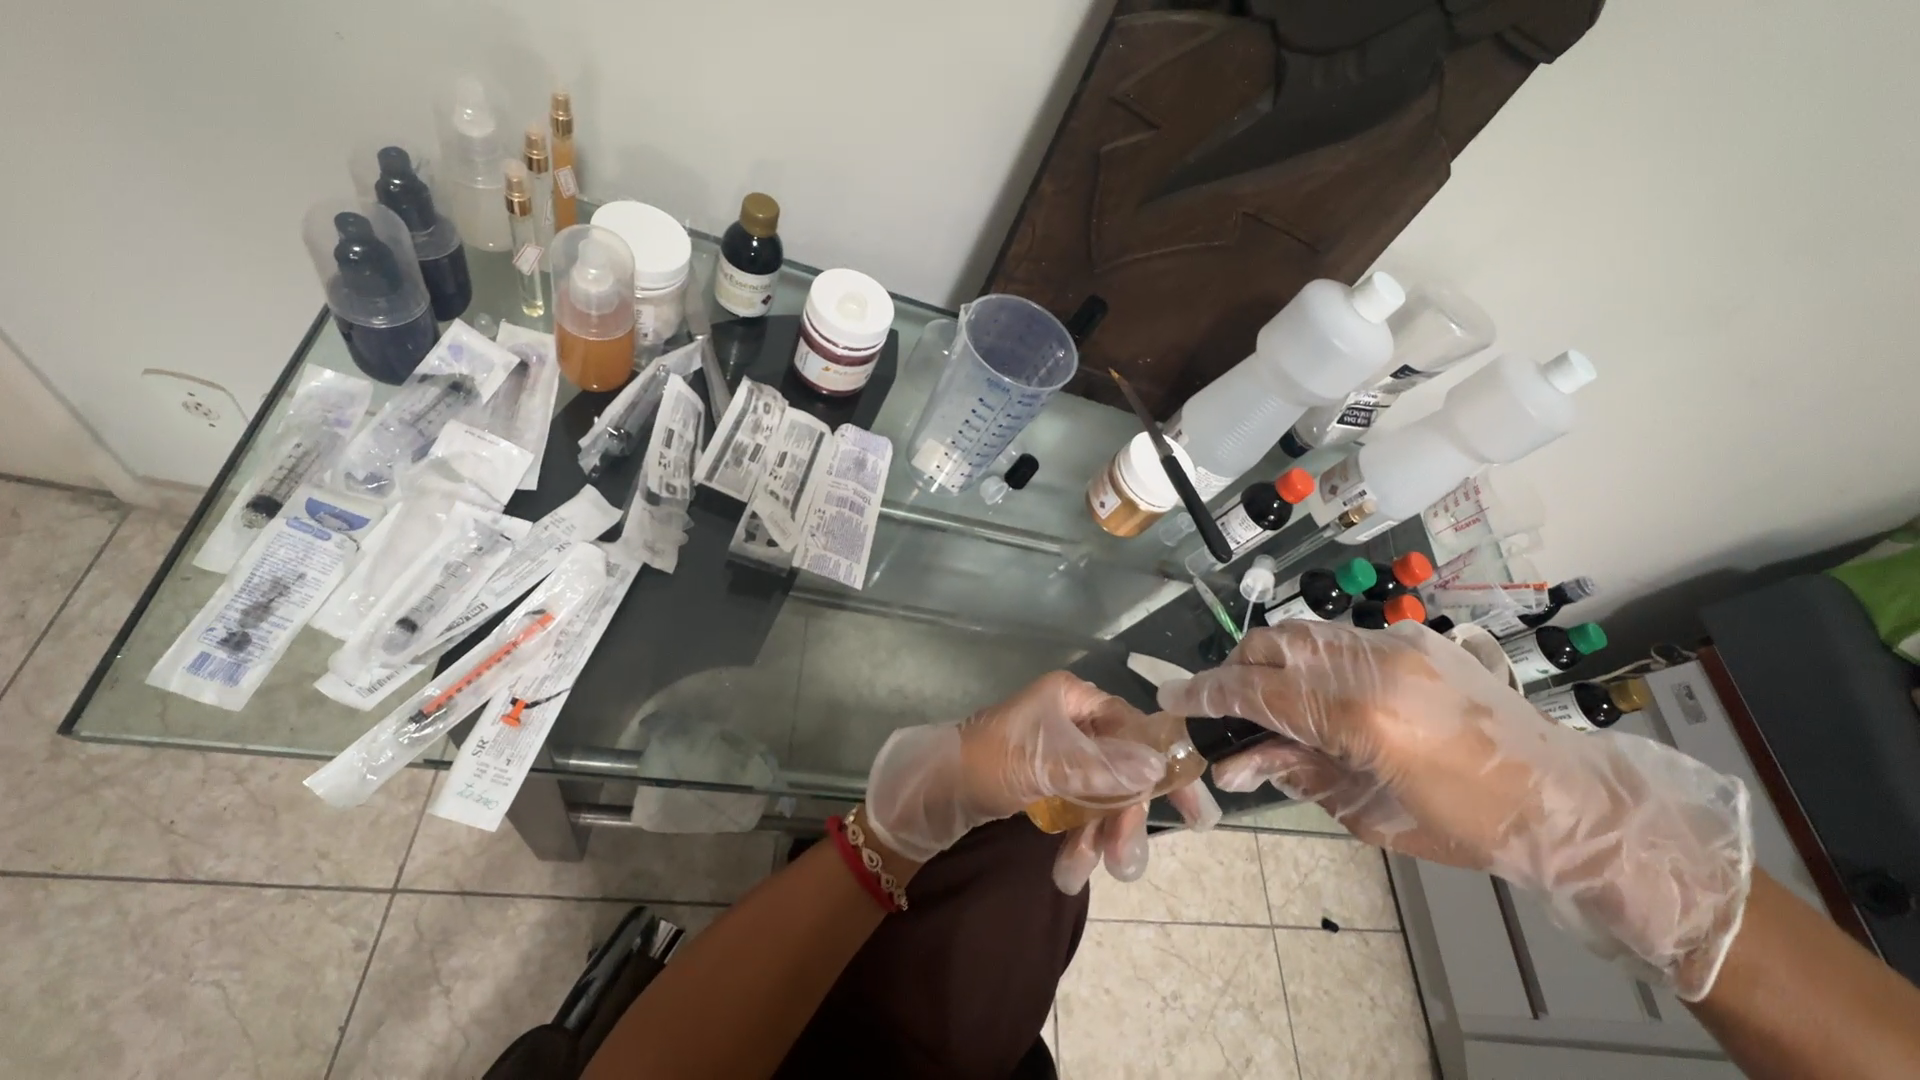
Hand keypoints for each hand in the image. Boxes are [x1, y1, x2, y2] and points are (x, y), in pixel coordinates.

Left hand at [864, 672, 1210, 891]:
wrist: (931, 791)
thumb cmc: (986, 763)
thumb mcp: (1046, 764)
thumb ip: (1103, 767)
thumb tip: (1159, 768)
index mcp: (1073, 698)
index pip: (1136, 728)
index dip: (1165, 770)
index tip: (1193, 812)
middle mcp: (1073, 718)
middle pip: (1122, 767)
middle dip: (1123, 816)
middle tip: (1125, 862)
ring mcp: (1062, 751)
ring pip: (1102, 792)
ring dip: (1099, 834)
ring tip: (1082, 871)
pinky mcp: (1049, 779)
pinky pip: (1080, 806)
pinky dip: (1080, 835)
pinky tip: (1071, 867)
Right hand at [1158, 620, 1752, 1000]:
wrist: (1564, 800)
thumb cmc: (1464, 828)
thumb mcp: (1366, 814)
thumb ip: (1295, 773)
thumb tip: (1231, 762)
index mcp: (1363, 718)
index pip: (1260, 691)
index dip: (1207, 693)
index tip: (1172, 698)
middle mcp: (1376, 664)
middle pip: (1273, 644)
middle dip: (1237, 672)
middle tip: (1228, 709)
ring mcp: (1399, 643)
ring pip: (1304, 631)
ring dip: (1273, 661)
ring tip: (1274, 701)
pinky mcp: (1417, 638)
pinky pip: (1342, 637)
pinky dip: (1315, 658)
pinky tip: (1326, 693)